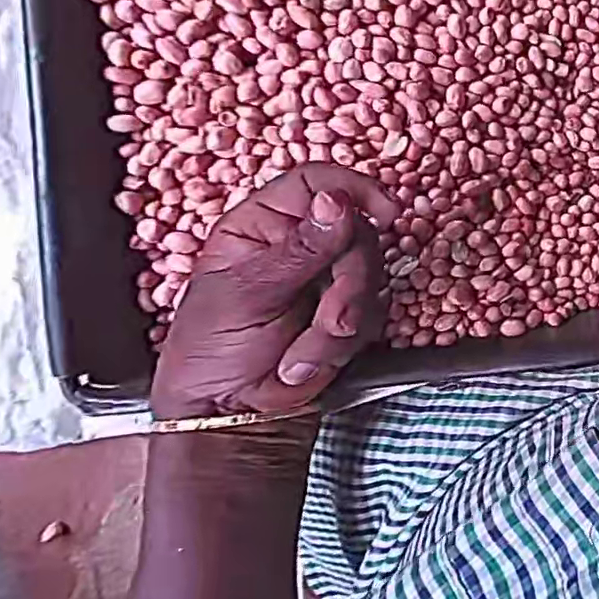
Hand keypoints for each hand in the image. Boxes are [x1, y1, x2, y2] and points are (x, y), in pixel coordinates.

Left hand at [151, 164, 400, 421]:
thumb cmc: (213, 351)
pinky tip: (309, 360)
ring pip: (371, 273)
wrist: (232, 416)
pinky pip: (373, 310)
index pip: (316, 182)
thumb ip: (300, 248)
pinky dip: (346, 340)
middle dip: (350, 280)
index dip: (354, 188)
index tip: (385, 210)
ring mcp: (328, 276)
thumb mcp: (248, 294)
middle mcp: (302, 243)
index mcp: (264, 225)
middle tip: (333, 319)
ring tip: (306, 353)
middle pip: (358, 231)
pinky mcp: (349, 309)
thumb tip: (337, 201)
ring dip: (346, 317)